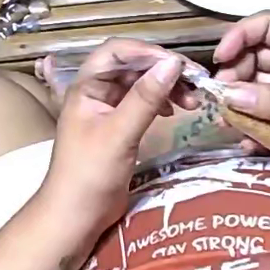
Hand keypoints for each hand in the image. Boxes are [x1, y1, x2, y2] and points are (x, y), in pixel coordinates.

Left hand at [38, 39, 198, 233]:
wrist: (74, 218)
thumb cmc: (89, 175)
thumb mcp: (120, 134)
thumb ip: (145, 98)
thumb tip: (173, 64)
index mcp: (87, 85)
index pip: (118, 50)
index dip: (149, 52)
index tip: (180, 65)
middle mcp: (96, 90)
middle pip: (133, 65)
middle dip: (163, 70)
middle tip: (195, 84)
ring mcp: (107, 108)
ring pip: (140, 83)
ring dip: (166, 86)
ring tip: (193, 101)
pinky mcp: (118, 126)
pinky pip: (143, 102)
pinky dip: (161, 101)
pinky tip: (175, 111)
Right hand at [212, 12, 269, 183]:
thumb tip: (228, 93)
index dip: (240, 35)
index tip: (219, 61)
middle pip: (262, 57)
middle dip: (238, 76)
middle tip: (222, 102)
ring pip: (267, 91)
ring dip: (247, 106)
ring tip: (231, 126)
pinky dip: (263, 128)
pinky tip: (251, 145)